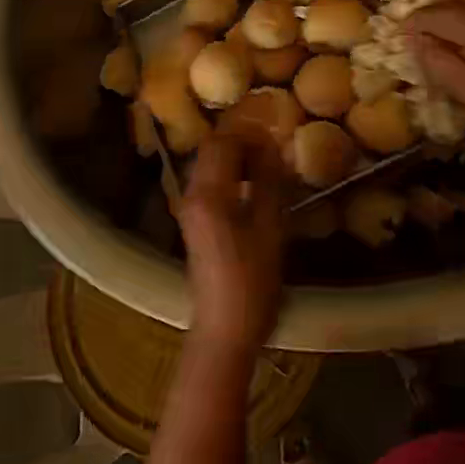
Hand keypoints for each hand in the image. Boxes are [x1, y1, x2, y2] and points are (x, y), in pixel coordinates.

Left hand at [179, 135, 286, 349]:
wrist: (223, 329)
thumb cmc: (252, 282)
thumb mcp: (269, 230)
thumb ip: (268, 184)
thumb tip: (272, 147)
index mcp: (208, 194)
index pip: (221, 144)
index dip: (248, 134)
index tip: (275, 134)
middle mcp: (191, 196)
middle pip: (211, 152)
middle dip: (241, 143)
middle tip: (275, 147)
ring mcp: (189, 210)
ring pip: (209, 168)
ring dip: (235, 160)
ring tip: (269, 166)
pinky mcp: (194, 224)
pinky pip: (209, 186)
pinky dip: (229, 178)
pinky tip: (254, 189)